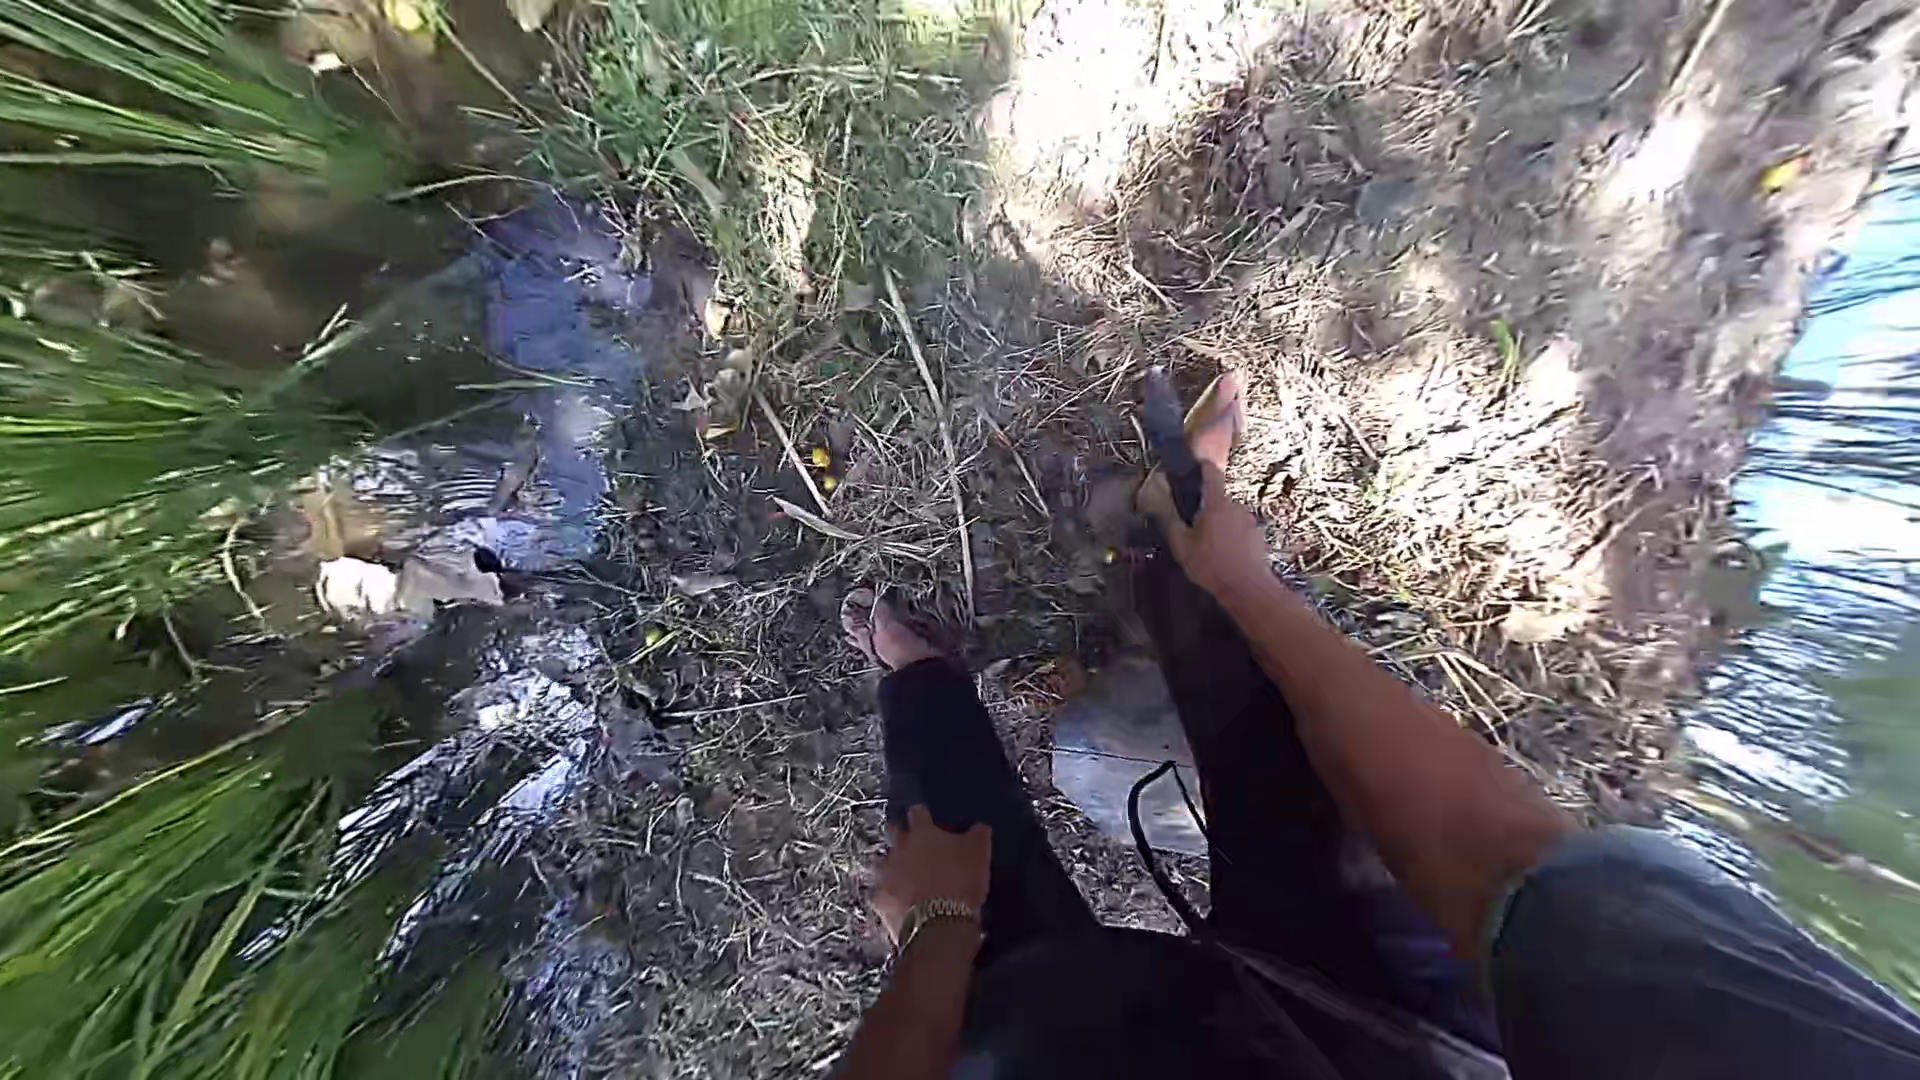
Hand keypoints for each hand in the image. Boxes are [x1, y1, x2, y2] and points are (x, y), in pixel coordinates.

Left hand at [872, 805, 990, 943]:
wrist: (939, 924)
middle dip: (900, 836)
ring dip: (893, 866)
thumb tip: (980, 827)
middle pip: (893, 833)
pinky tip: (898, 903)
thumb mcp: (979, 853)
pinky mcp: (880, 901)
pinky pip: (882, 893)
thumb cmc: (960, 880)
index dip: (922, 815)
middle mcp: (899, 848)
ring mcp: (887, 874)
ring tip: (905, 876)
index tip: (928, 820)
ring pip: (884, 862)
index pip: (918, 813)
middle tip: (912, 845)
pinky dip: (889, 896)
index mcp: (922, 832)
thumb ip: (978, 835)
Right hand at [1138, 462, 1270, 596]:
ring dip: (1219, 529)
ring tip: (1209, 551)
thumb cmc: (1212, 566)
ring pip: (1229, 519)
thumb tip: (1167, 514)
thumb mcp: (1181, 547)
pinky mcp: (1258, 537)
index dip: (1204, 467)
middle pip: (1217, 502)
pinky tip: (1222, 558)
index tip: (1199, 463)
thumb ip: (1173, 525)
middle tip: (1194, 533)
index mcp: (1216, 505)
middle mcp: (1237, 509)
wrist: (1247, 588)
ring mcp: (1250, 523)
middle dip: (1206, 513)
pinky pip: (1239, 533)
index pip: (1211, 476)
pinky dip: (1231, 540)